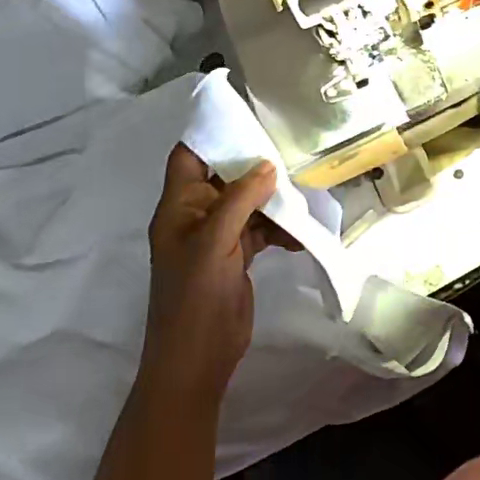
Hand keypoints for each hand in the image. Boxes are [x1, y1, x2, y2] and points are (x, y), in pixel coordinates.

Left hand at [141, 144, 285, 396]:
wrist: (197, 362)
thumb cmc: (196, 298)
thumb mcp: (215, 243)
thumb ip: (240, 200)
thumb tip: (268, 165)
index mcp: (178, 207)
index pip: (188, 156)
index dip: (211, 135)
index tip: (247, 117)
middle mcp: (195, 215)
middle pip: (223, 175)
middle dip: (253, 164)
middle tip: (288, 148)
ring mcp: (216, 236)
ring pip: (246, 201)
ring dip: (272, 198)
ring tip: (301, 192)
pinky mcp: (235, 255)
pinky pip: (259, 228)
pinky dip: (278, 228)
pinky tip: (298, 234)